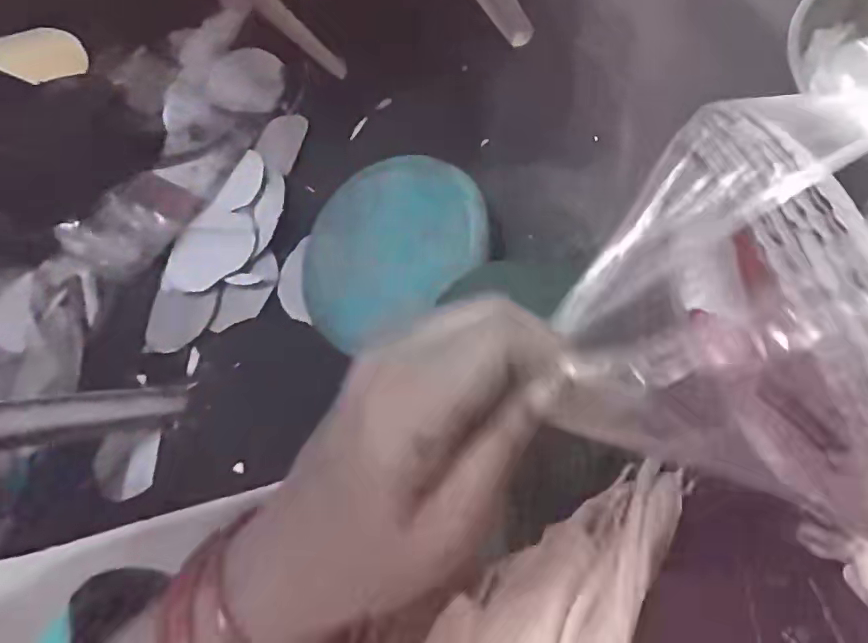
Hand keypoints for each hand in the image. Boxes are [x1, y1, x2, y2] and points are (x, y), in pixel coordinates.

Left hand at [223, 299, 560, 641]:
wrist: (289, 554)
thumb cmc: (370, 559)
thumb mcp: (449, 530)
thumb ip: (501, 447)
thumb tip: (550, 385)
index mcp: (406, 398)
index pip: (494, 334)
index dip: (547, 348)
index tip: (579, 384)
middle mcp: (392, 352)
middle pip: (486, 308)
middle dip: (537, 335)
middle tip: (567, 383)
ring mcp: (381, 345)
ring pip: (470, 308)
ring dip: (513, 335)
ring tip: (541, 383)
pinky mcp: (380, 350)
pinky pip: (449, 323)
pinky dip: (486, 339)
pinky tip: (498, 380)